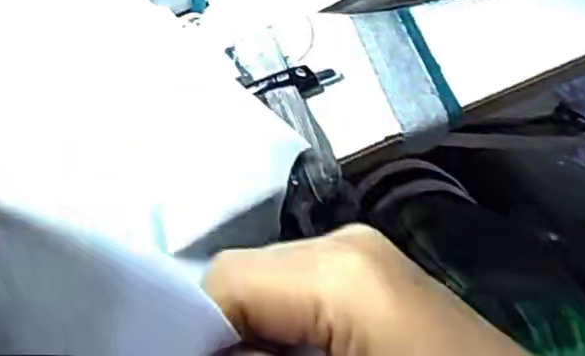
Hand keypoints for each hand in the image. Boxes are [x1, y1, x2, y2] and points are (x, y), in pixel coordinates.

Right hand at [204, 224, 525, 355]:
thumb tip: (208, 350)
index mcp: (338, 266)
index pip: (224, 281)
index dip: (201, 333)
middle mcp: (345, 241)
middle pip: (247, 276)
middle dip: (234, 330)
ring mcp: (368, 255)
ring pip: (273, 283)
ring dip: (262, 332)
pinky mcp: (383, 279)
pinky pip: (308, 292)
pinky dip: (294, 328)